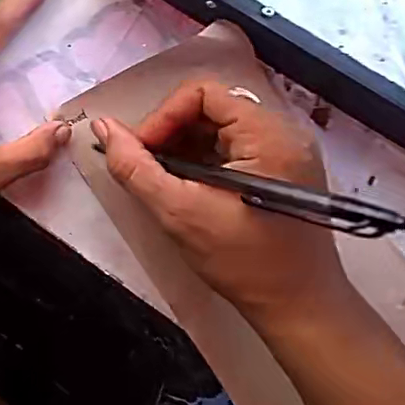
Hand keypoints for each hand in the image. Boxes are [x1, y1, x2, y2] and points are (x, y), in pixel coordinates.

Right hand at [94, 74, 352, 321]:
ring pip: (221, 124)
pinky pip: (236, 143)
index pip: (203, 93)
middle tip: (149, 163)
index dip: (164, 115)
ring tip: (166, 176)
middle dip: (172, 130)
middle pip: (213, 106)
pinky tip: (190, 184)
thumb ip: (136, 168)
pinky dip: (205, 156)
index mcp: (268, 134)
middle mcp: (284, 131)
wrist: (301, 311)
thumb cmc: (245, 264)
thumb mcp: (180, 214)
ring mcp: (287, 149)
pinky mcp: (284, 167)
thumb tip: (103, 126)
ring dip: (186, 143)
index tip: (142, 149)